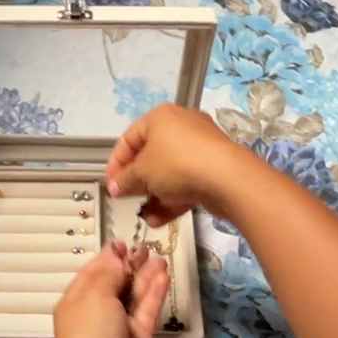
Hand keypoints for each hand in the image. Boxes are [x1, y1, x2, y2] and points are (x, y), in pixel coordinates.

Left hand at [52, 241, 166, 337]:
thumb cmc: (90, 332)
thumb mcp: (94, 295)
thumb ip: (108, 273)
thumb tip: (115, 253)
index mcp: (76, 301)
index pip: (91, 273)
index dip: (107, 258)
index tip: (122, 243)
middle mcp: (97, 311)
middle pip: (115, 282)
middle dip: (129, 264)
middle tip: (145, 247)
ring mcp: (119, 324)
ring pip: (134, 294)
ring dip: (145, 275)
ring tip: (158, 256)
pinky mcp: (140, 335)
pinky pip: (147, 308)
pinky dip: (154, 291)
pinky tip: (163, 274)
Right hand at [105, 105, 253, 226]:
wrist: (228, 178)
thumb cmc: (176, 165)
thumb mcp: (142, 173)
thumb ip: (125, 180)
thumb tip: (114, 187)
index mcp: (160, 117)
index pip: (129, 139)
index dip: (115, 164)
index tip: (110, 186)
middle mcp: (181, 126)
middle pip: (150, 156)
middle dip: (137, 182)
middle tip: (127, 199)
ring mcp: (200, 147)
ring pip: (169, 172)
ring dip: (154, 195)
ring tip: (145, 216)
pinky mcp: (213, 167)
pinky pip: (186, 181)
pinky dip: (172, 198)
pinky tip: (159, 219)